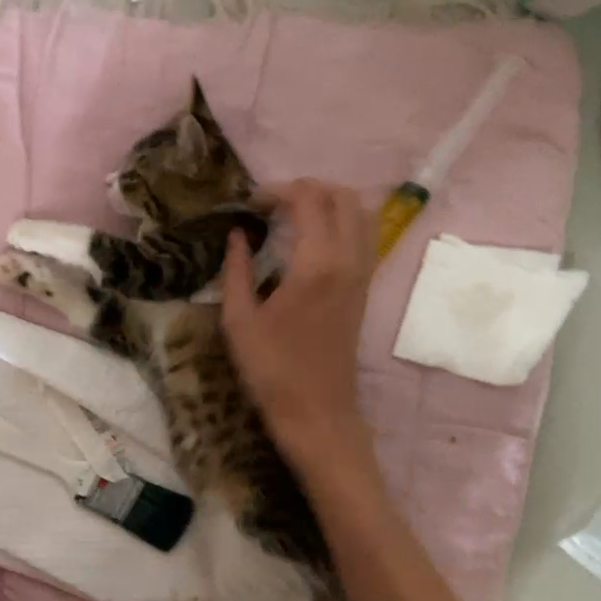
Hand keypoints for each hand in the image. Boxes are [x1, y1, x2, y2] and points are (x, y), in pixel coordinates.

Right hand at [222, 179, 375, 468]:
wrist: (316, 411)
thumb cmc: (271, 369)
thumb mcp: (238, 320)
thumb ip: (236, 270)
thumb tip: (238, 234)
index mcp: (316, 263)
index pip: (307, 200)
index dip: (277, 192)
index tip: (249, 204)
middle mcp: (348, 260)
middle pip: (342, 196)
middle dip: (307, 189)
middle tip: (271, 204)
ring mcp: (362, 274)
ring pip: (361, 213)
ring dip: (329, 203)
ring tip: (293, 217)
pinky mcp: (364, 289)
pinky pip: (363, 237)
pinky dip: (340, 224)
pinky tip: (309, 241)